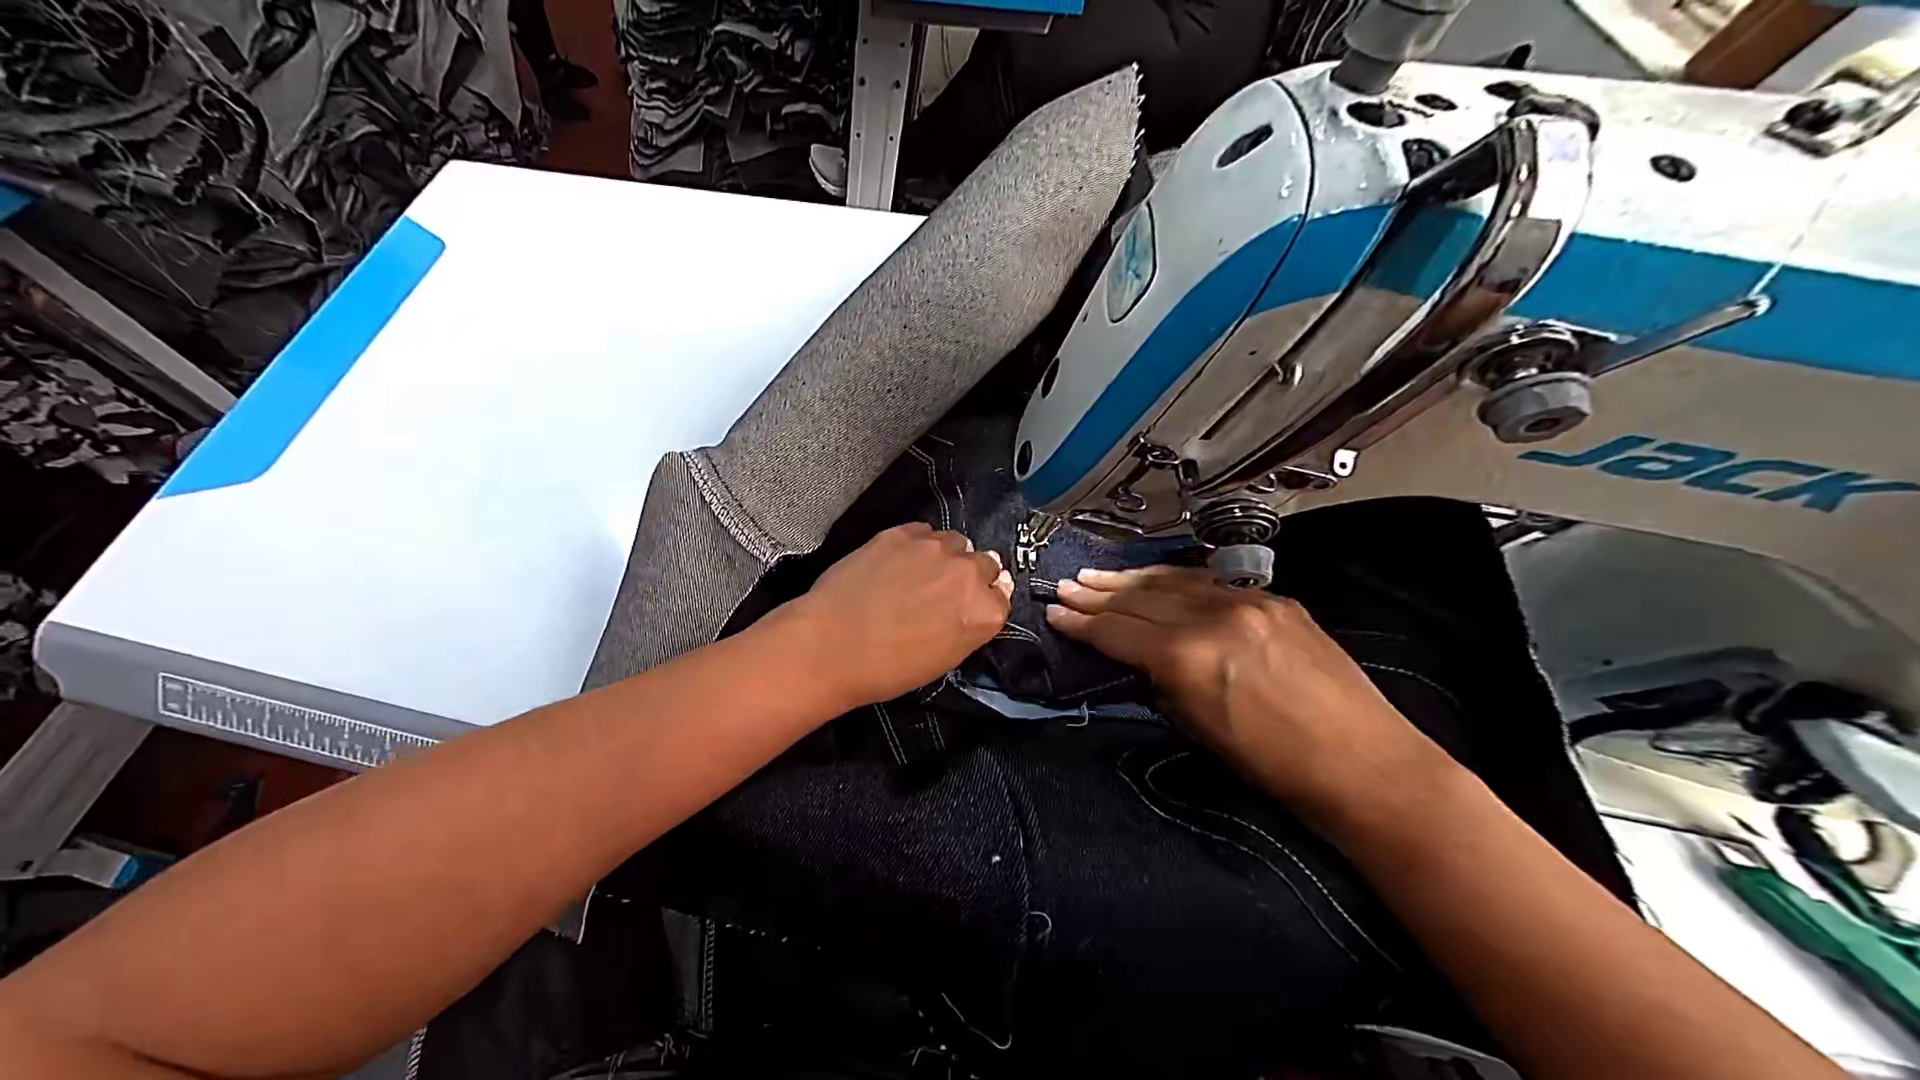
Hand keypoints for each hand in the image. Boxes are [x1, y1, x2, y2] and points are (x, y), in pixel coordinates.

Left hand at [776, 523, 1011, 711]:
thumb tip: (969, 607)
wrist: (832, 645)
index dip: (982, 600)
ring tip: (919, 575)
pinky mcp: (902, 533)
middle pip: (984, 563)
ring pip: (955, 542)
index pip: (1001, 595)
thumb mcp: (944, 659)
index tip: (966, 606)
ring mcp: (935, 548)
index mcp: (985, 612)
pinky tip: (898, 562)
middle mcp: (968, 573)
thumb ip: (968, 627)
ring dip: (945, 556)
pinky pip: (923, 532)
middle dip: (968, 575)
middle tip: (941, 593)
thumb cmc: (887, 668)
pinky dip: (917, 544)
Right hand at [1046, 566, 1445, 817]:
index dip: (1083, 623)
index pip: (1120, 632)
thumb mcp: (1199, 729)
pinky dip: (1174, 580)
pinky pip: (1209, 583)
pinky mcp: (1274, 600)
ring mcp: (1248, 603)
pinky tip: (1155, 579)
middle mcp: (1215, 618)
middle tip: (1066, 587)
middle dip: (1097, 595)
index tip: (1057, 614)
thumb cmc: (1275, 766)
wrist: (1364, 763)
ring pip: (1173, 582)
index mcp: (1190, 658)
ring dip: (1130, 580)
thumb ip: (1162, 684)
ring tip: (1096, 576)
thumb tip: (1140, 661)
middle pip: (1141, 600)